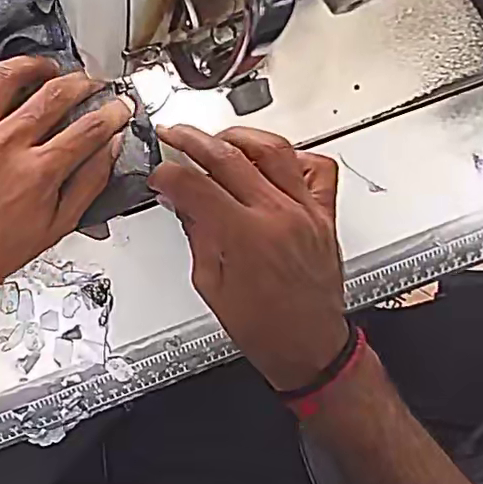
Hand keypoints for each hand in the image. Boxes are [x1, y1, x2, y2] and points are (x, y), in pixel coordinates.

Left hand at [0, 56, 131, 348]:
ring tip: (47, 68)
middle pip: (55, 93)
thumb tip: (110, 147)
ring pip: (7, 77)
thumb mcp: (58, 226)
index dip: (113, 112)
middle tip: (90, 83)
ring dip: (35, 64)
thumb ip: (90, 182)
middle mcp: (5, 147)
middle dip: (83, 82)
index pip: (89, 127)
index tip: (119, 106)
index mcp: (38, 173)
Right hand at [148, 125, 348, 390]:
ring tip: (217, 139)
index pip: (194, 184)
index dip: (167, 173)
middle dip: (191, 140)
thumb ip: (196, 233)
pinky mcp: (324, 214)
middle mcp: (277, 217)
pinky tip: (271, 160)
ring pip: (273, 148)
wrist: (309, 347)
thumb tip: (181, 200)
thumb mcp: (210, 283)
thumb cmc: (265, 327)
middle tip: (174, 136)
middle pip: (227, 155)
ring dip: (238, 136)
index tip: (158, 173)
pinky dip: (293, 155)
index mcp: (243, 237)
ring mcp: (305, 211)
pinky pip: (317, 168)